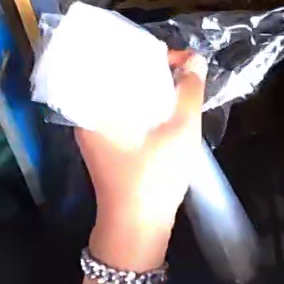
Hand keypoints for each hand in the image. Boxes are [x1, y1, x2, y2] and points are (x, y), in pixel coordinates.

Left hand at [75, 50, 206, 270]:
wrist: (137, 230)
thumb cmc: (153, 177)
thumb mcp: (179, 131)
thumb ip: (189, 92)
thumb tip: (196, 59)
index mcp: (93, 107)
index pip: (111, 62)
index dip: (146, 53)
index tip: (177, 58)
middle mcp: (87, 116)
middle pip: (116, 78)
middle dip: (150, 68)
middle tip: (181, 66)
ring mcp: (96, 133)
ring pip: (122, 96)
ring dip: (149, 88)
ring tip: (177, 81)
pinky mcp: (107, 146)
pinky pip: (123, 113)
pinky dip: (144, 105)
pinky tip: (166, 105)